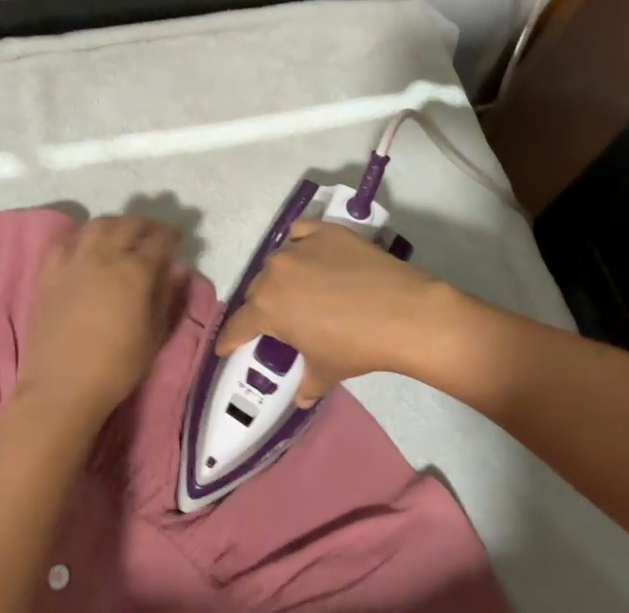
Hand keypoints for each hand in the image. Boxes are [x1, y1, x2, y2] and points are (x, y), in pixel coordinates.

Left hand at [16, 215, 187, 427]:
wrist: (63, 387)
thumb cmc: (117, 366)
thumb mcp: (154, 334)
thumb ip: (167, 295)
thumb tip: (178, 268)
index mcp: (135, 271)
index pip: (159, 241)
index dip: (172, 235)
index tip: (179, 235)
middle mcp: (105, 256)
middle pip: (129, 226)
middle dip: (147, 225)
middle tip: (155, 232)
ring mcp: (74, 262)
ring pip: (97, 225)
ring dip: (115, 223)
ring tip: (122, 232)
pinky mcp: (49, 273)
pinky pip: (65, 241)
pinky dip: (80, 237)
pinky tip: (85, 246)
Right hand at [214, 219, 452, 405]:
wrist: (403, 313)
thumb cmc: (357, 346)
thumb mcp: (326, 371)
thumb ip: (307, 383)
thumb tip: (302, 397)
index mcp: (267, 307)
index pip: (238, 325)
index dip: (230, 340)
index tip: (225, 347)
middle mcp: (276, 272)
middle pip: (257, 290)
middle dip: (262, 307)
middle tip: (278, 322)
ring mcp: (301, 247)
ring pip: (278, 261)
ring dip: (281, 276)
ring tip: (298, 289)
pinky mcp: (327, 231)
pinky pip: (301, 233)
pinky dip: (300, 242)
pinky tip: (310, 254)